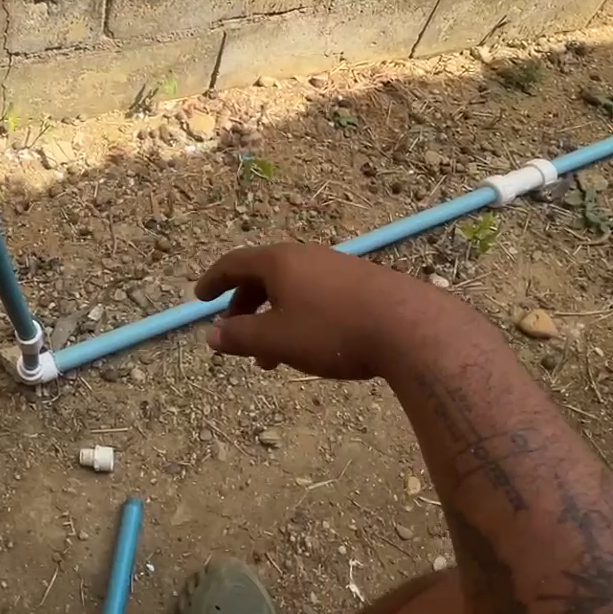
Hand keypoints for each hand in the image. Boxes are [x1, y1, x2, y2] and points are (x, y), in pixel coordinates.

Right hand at [197, 243, 446, 379]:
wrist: (413, 329)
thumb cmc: (333, 331)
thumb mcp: (277, 340)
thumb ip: (239, 337)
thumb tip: (211, 335)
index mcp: (278, 261)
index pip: (233, 263)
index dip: (213, 281)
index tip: (200, 298)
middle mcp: (305, 255)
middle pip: (262, 276)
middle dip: (245, 308)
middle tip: (238, 337)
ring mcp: (336, 266)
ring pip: (291, 289)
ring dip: (274, 318)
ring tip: (274, 357)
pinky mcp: (362, 282)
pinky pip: (316, 294)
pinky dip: (300, 316)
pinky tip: (312, 346)